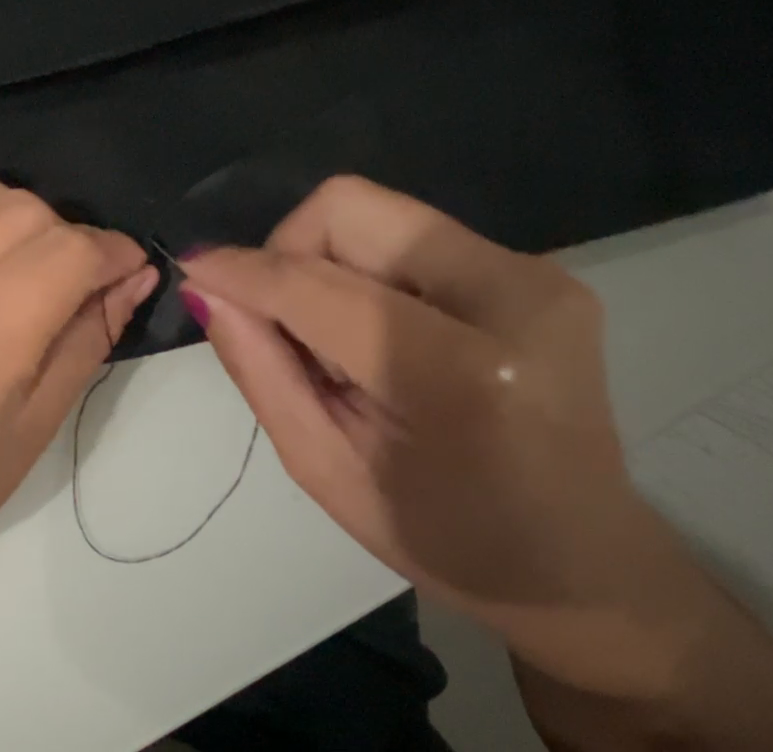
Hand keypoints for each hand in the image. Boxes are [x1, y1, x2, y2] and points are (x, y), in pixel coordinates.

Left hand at [0, 161, 157, 612]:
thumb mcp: (31, 434)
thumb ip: (87, 339)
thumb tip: (133, 271)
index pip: (60, 257)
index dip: (109, 251)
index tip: (123, 267)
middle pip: (16, 209)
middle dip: (64, 233)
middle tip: (68, 277)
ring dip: (6, 208)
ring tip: (9, 258)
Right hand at [178, 177, 699, 688]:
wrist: (580, 564)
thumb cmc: (441, 536)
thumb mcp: (323, 468)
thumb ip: (260, 370)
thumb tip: (206, 291)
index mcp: (459, 375)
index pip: (318, 287)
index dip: (242, 271)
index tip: (191, 271)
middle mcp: (509, 299)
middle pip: (349, 209)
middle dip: (287, 251)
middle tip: (278, 320)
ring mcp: (534, 277)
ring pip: (377, 214)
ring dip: (325, 262)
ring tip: (333, 338)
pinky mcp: (537, 272)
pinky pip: (410, 236)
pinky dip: (365, 271)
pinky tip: (374, 333)